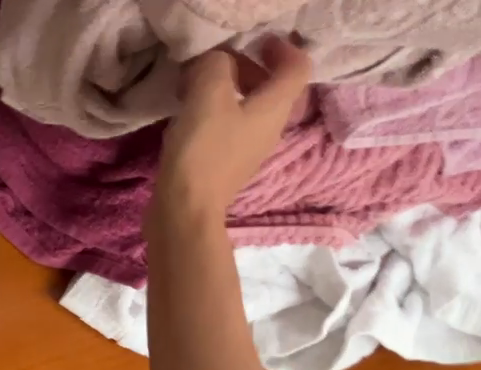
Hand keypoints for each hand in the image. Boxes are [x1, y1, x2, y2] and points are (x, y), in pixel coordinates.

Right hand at [154, 36, 311, 222]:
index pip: (296, 66)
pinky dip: (215, 121)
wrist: (184, 215)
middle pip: (271, 90)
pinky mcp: (225, 172)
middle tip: (218, 66)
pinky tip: (190, 126)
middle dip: (248, 71)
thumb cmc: (201, 154)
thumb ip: (213, 68)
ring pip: (247, 113)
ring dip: (228, 97)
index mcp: (274, 107)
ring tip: (198, 95)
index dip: (281, 49)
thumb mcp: (206, 98)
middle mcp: (269, 129)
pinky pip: (228, 135)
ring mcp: (248, 154)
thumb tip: (211, 64)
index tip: (256, 43)